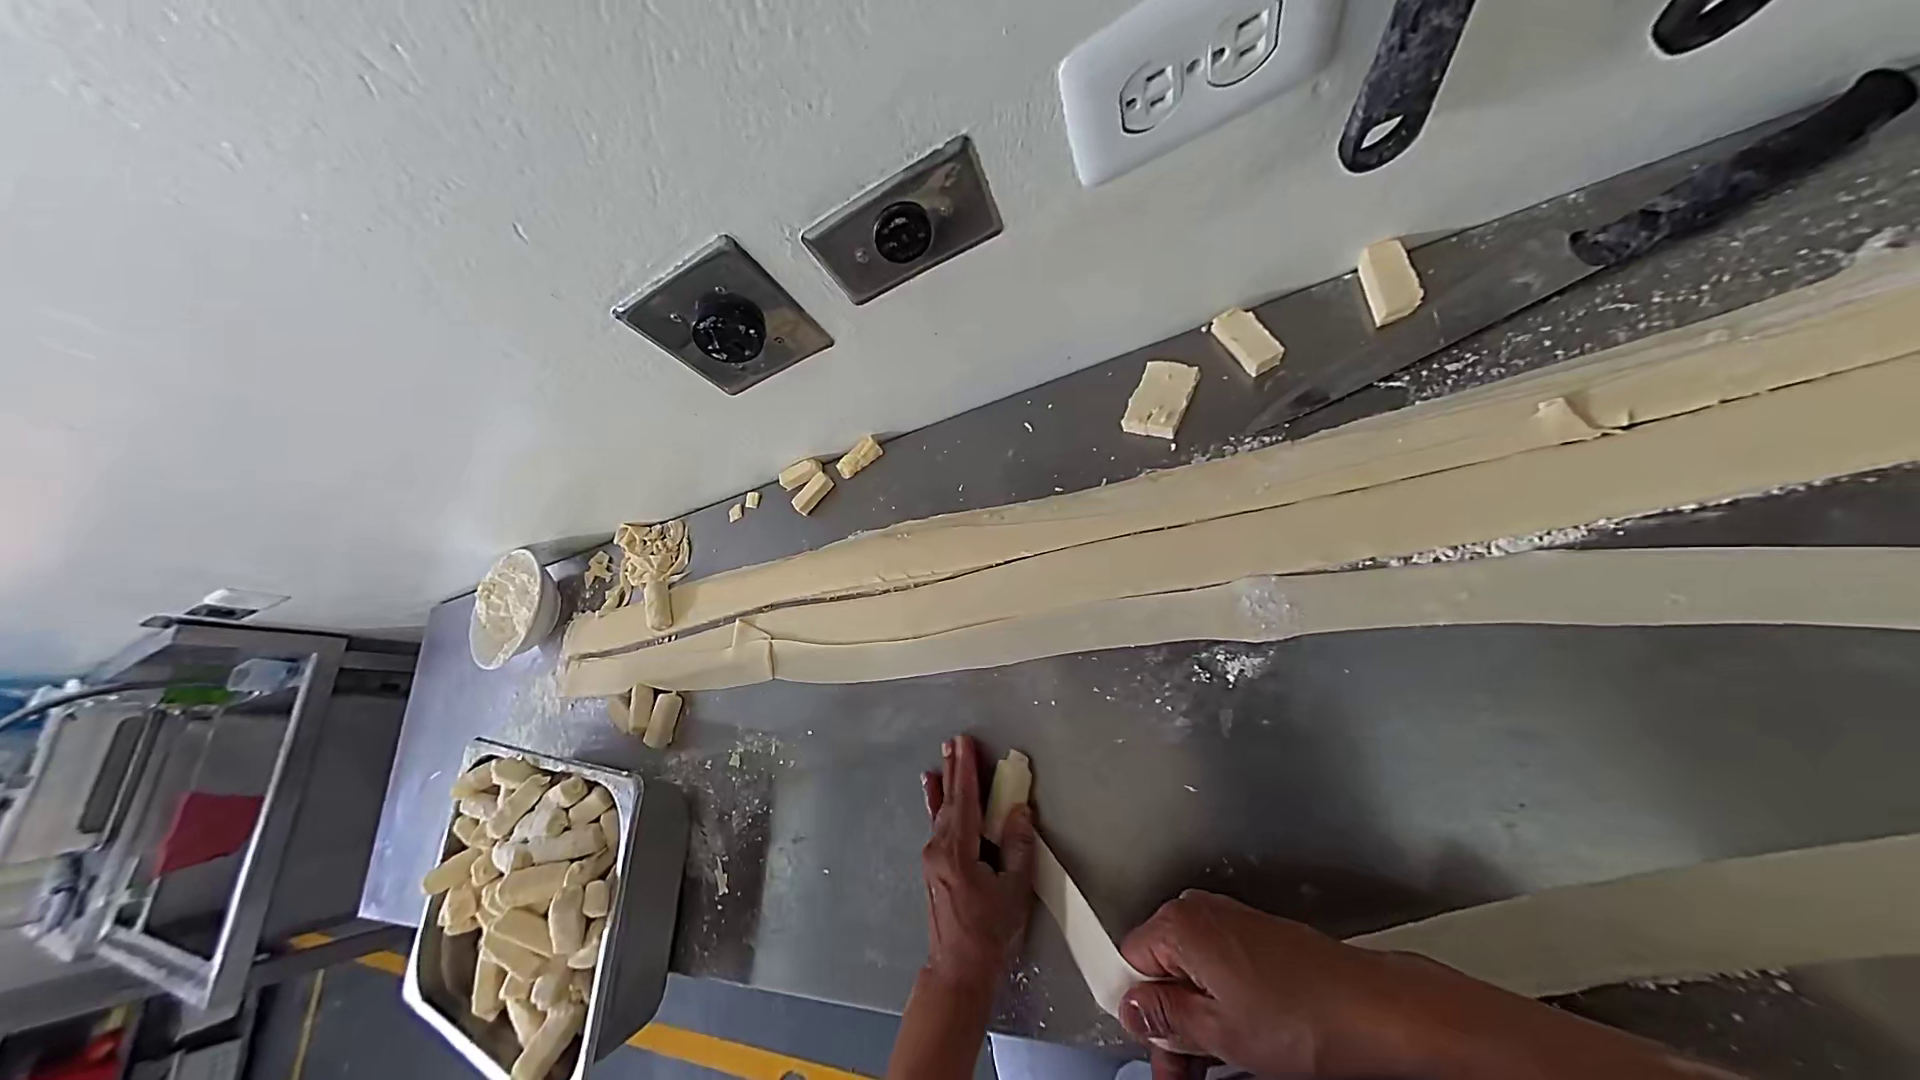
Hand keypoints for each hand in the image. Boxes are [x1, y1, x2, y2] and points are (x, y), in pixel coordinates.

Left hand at [918, 735, 1037, 991]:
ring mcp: (931, 857)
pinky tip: (932, 791)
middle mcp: (938, 848)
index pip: (965, 800)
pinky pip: (937, 825)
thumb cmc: (989, 932)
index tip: (965, 744)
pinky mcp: (932, 866)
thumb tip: (1020, 811)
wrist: (958, 969)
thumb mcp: (1014, 890)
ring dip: (947, 783)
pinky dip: (937, 804)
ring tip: (945, 757)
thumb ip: (1018, 847)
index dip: (966, 770)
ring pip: (942, 812)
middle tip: (955, 741)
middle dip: (954, 769)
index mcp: (957, 851)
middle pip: (949, 800)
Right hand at [1117, 890, 1448, 1078]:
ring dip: (1195, 1015)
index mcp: (1180, 923)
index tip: (1152, 1044)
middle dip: (1168, 1019)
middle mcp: (1200, 910)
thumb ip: (1165, 1018)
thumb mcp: (1219, 1033)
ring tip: (1219, 1061)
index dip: (1139, 1010)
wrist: (1378, 1013)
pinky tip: (1240, 1036)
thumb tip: (1136, 1009)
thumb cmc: (1308, 1017)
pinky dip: (1220, 1000)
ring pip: (1190, 970)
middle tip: (1183, 1069)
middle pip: (1159, 965)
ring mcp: (1230, 920)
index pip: (1128, 961)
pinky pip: (1218, 964)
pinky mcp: (1255, 934)